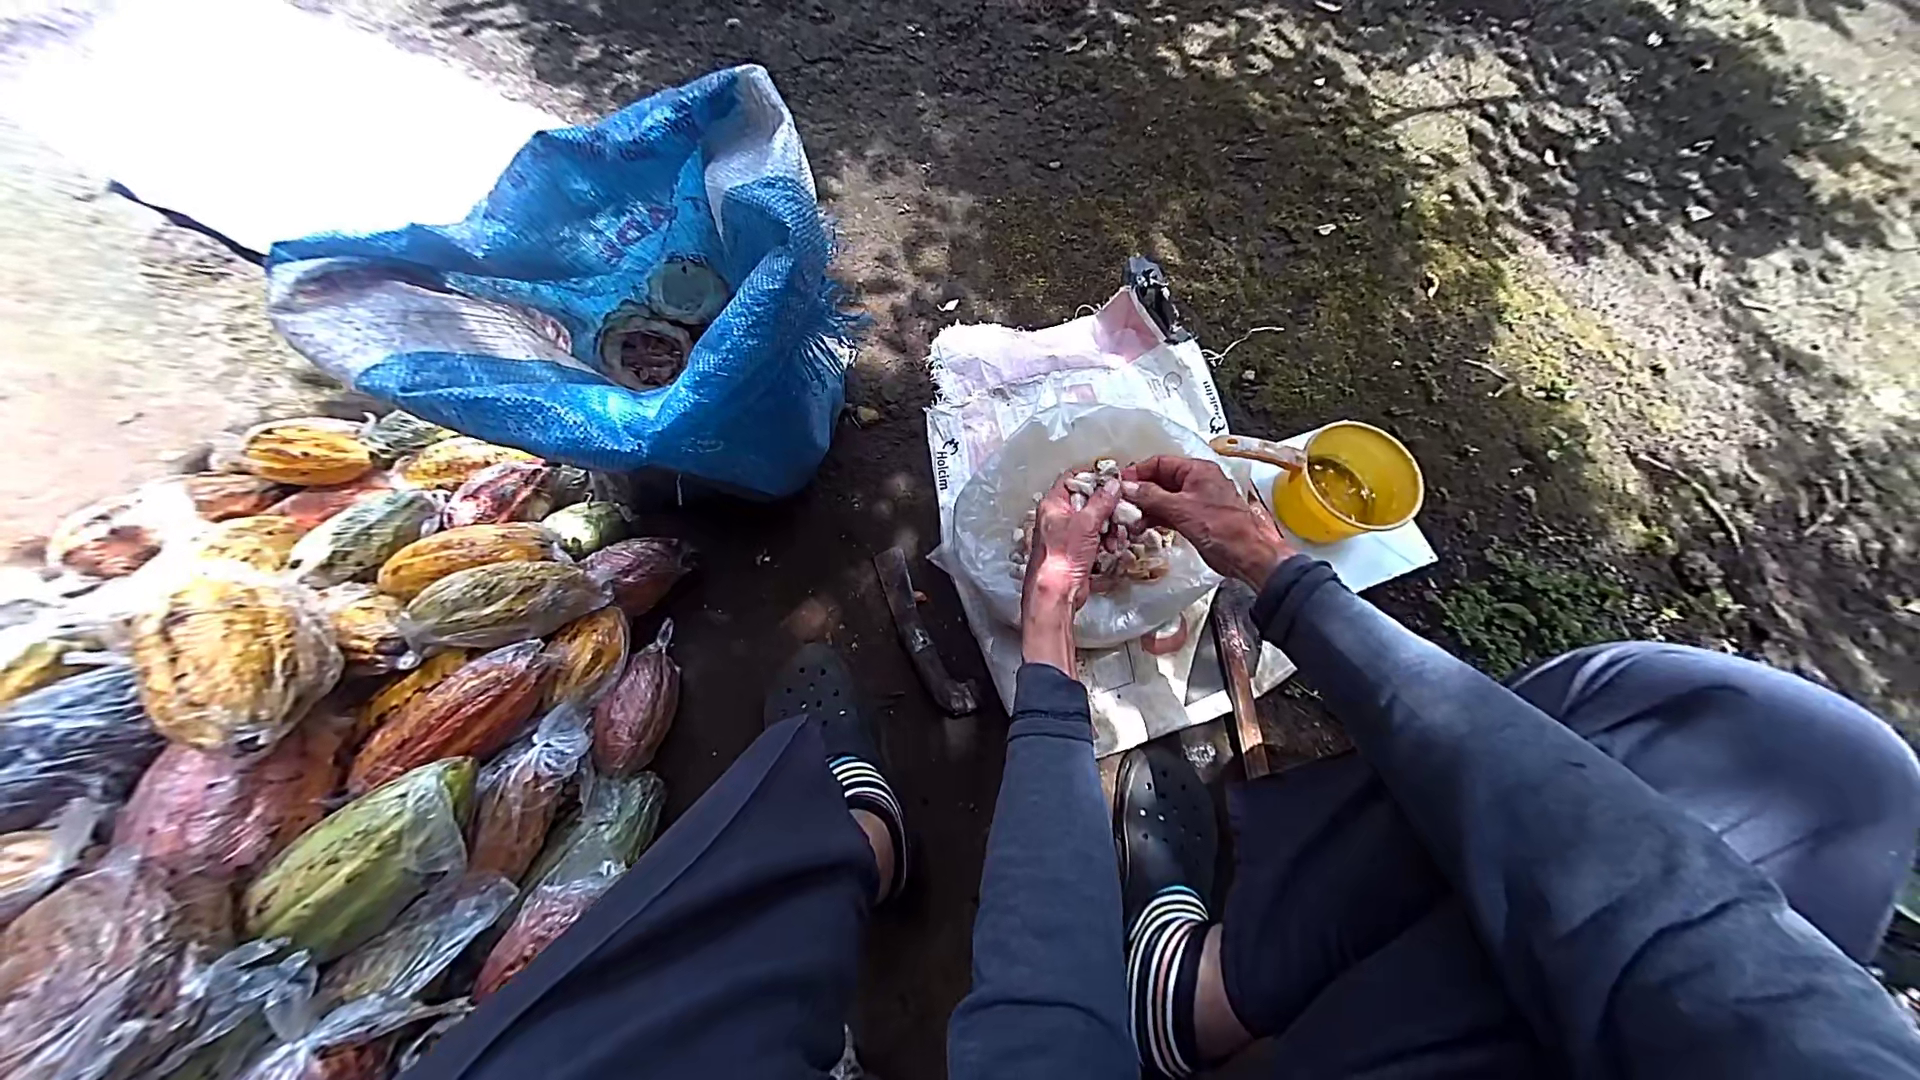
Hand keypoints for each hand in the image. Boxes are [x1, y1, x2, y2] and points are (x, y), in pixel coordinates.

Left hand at [1020, 469, 1121, 672]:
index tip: (1112, 480)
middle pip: (1087, 501)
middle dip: (1107, 508)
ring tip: (1115, 538)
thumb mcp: (1085, 524)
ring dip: (1109, 527)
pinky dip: (1105, 541)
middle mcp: (1058, 517)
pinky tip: (1112, 548)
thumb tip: (1112, 484)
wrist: (1056, 592)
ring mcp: (1067, 535)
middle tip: (1120, 512)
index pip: (1072, 479)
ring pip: (1094, 521)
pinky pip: (1095, 538)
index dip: (1092, 477)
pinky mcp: (1075, 551)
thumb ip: (1101, 502)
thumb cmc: (1061, 558)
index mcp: (1053, 505)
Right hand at [1122, 456, 1295, 586]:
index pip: (1159, 463)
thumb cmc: (1221, 528)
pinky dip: (1153, 519)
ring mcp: (1194, 501)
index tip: (1119, 483)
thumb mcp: (1181, 508)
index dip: (1138, 472)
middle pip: (1159, 480)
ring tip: (1128, 519)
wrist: (1246, 556)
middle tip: (1120, 503)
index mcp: (1197, 470)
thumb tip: (1127, 487)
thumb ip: (1151, 496)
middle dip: (1139, 492)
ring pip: (1161, 498)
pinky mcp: (1193, 519)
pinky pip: (1167, 513)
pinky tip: (1140, 527)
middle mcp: (1196, 482)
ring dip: (1144, 508)